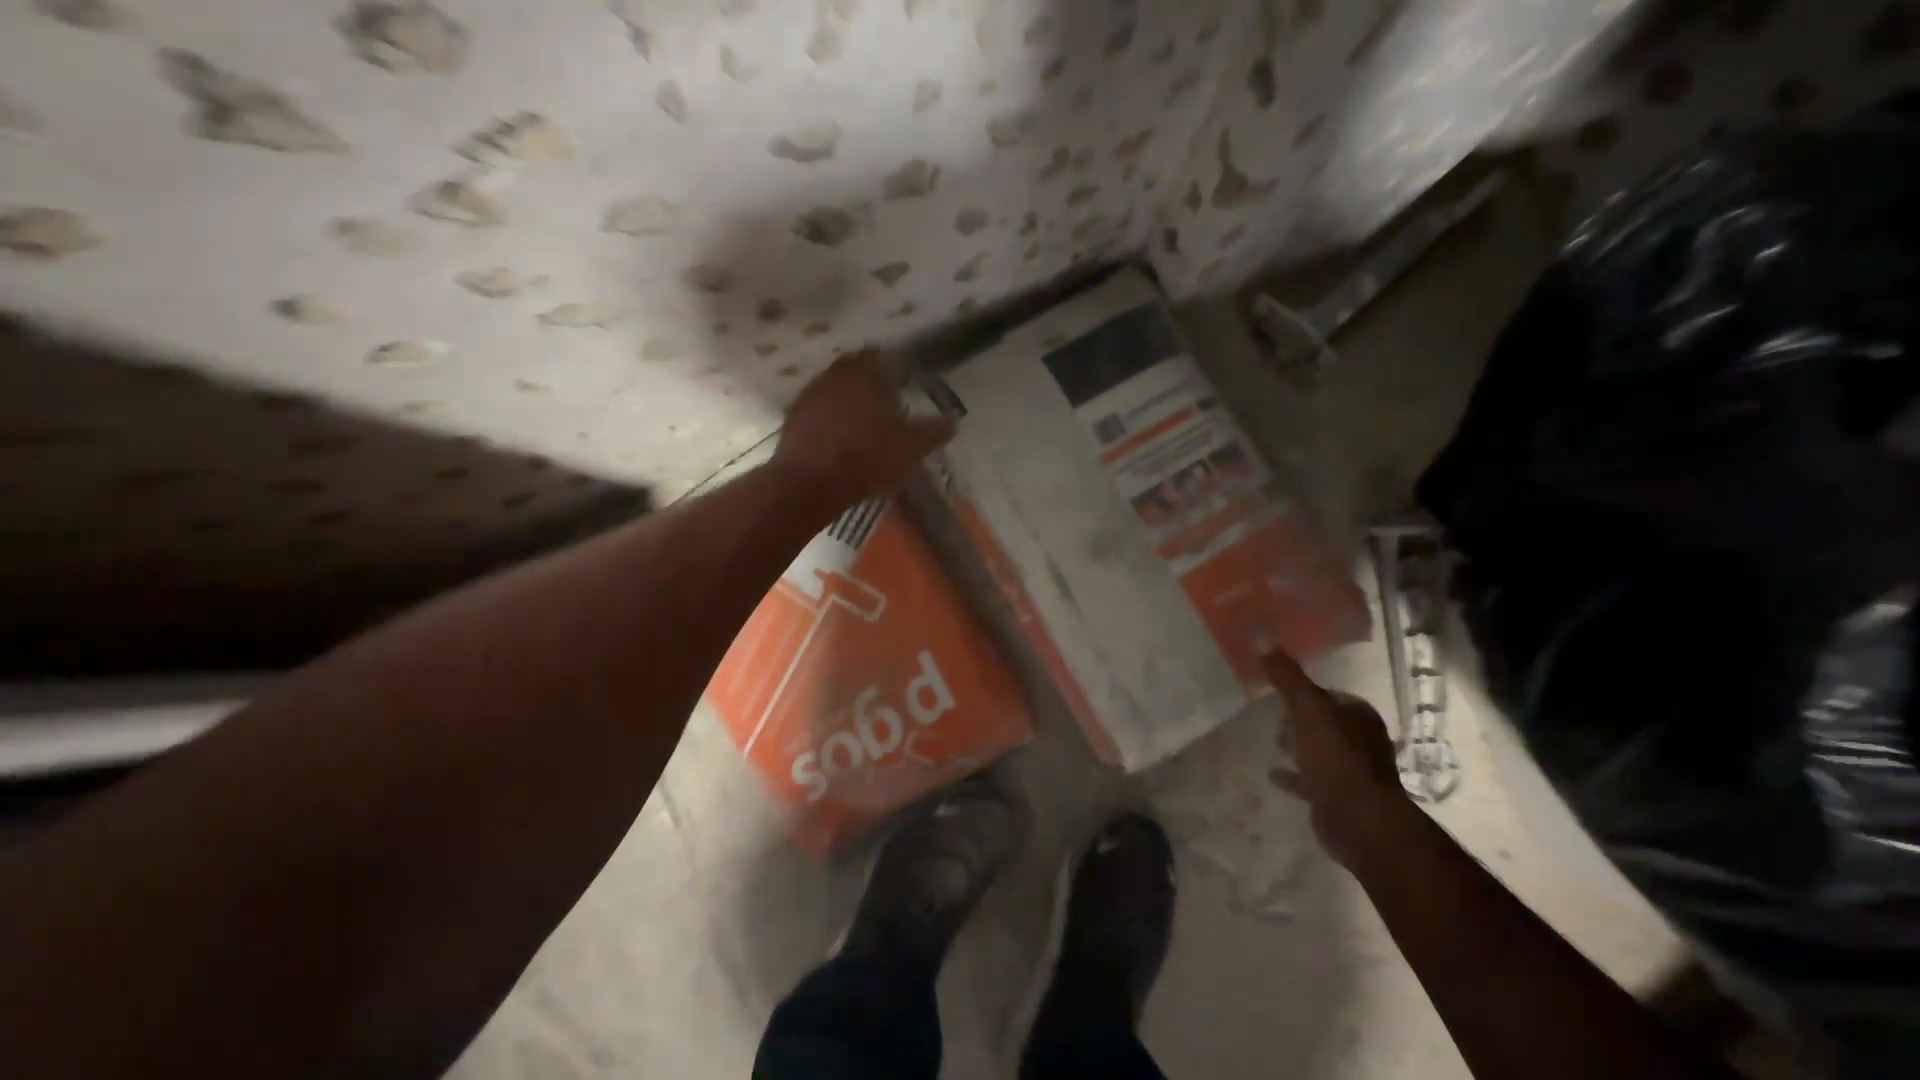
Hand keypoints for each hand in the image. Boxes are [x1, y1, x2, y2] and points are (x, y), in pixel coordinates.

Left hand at [773, 350, 954, 507]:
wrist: (811, 483)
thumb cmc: (868, 457)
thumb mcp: (911, 447)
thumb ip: (934, 431)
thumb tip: (953, 421)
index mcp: (866, 373)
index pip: (880, 356)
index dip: (892, 367)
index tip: (901, 382)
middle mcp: (835, 374)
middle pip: (854, 369)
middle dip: (867, 381)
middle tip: (883, 400)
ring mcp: (809, 394)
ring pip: (832, 387)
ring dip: (845, 398)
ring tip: (859, 420)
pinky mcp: (792, 417)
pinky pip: (815, 409)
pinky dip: (827, 417)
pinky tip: (836, 436)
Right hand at [1262, 651, 1409, 867]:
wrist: (1359, 821)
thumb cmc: (1337, 759)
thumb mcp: (1308, 710)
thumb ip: (1287, 677)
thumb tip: (1263, 638)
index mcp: (1360, 717)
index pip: (1332, 695)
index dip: (1307, 691)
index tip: (1280, 689)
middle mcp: (1361, 741)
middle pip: (1326, 723)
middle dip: (1302, 719)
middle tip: (1272, 714)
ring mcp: (1352, 772)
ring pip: (1320, 751)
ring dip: (1299, 746)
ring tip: (1272, 741)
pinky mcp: (1339, 798)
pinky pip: (1311, 780)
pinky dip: (1294, 776)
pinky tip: (1273, 774)